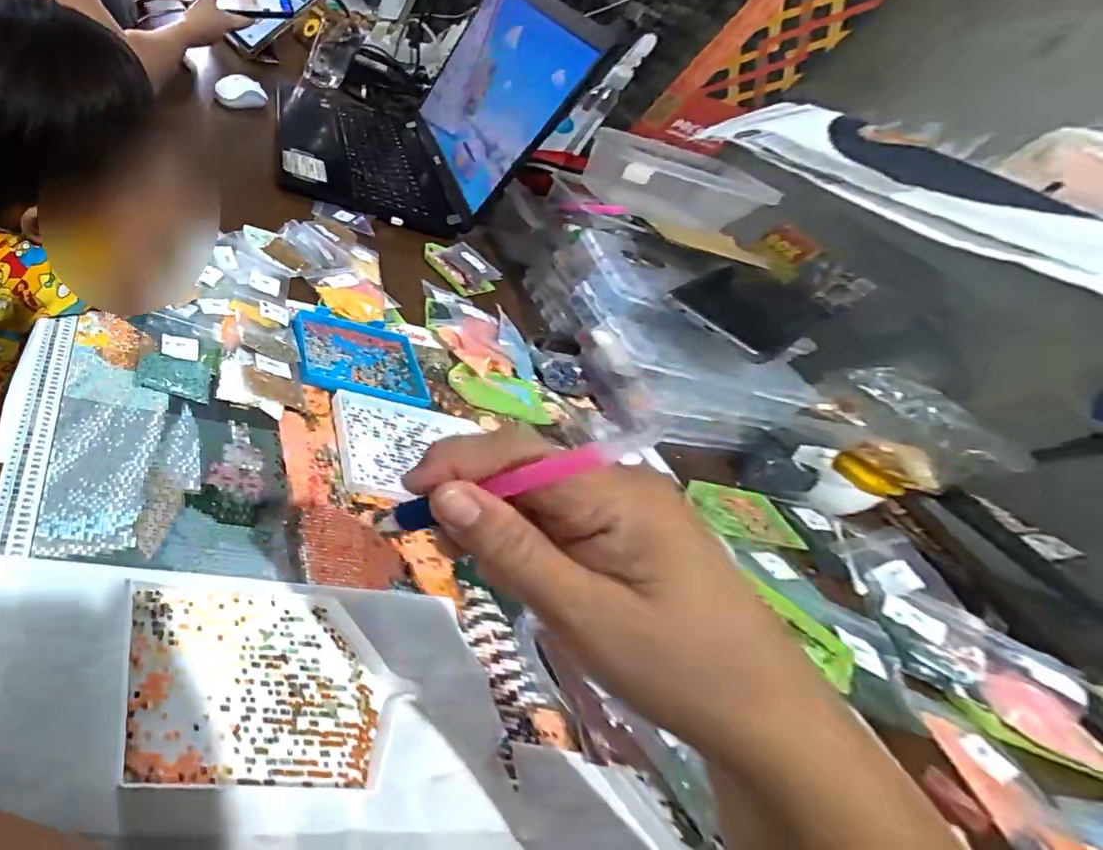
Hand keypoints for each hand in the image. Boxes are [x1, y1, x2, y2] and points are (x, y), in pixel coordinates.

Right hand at [175, 0, 253, 46]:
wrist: (181, 37)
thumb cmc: (197, 18)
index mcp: (229, 23)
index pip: (247, 21)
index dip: (252, 17)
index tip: (256, 13)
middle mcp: (225, 33)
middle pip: (236, 25)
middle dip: (237, 17)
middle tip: (239, 8)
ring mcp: (214, 38)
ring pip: (224, 29)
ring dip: (224, 21)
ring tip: (222, 11)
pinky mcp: (205, 41)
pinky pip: (213, 32)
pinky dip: (213, 26)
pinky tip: (207, 19)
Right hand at [403, 428, 843, 767]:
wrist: (773, 729)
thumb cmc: (679, 669)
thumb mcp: (580, 611)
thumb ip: (508, 546)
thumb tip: (441, 491)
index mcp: (614, 491)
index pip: (514, 451)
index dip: (453, 462)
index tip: (408, 495)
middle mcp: (616, 482)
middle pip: (518, 464)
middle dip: (468, 491)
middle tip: (436, 538)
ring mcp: (621, 506)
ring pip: (528, 490)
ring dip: (490, 517)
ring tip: (478, 565)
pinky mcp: (620, 531)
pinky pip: (551, 515)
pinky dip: (517, 535)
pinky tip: (513, 568)